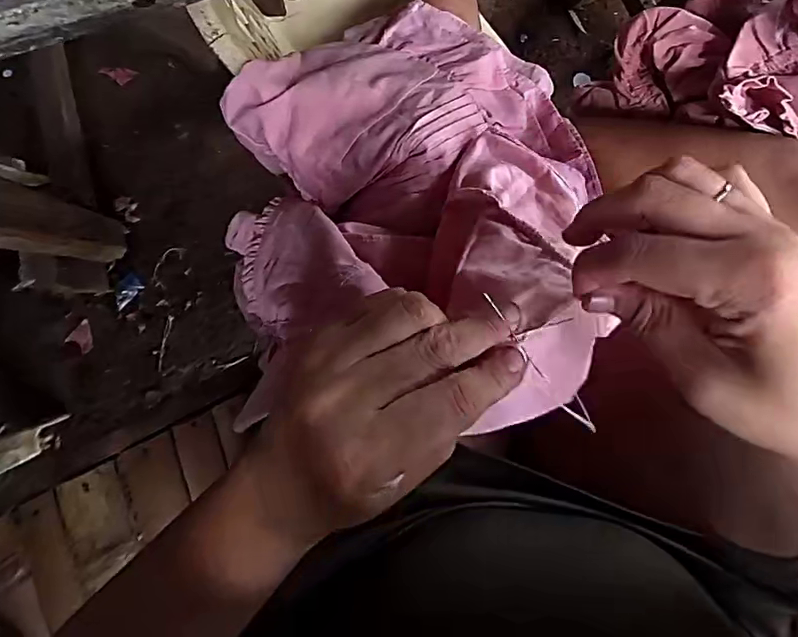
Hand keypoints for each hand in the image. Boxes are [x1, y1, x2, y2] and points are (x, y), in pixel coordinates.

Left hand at [234, 288, 526, 547]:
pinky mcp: (316, 336)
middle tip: (509, 320)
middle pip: (428, 350)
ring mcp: (325, 360)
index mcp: (368, 451)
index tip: (517, 358)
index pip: (446, 401)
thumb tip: (492, 371)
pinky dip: (407, 306)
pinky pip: (375, 304)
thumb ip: (446, 426)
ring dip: (442, 316)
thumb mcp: (406, 480)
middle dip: (477, 332)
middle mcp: (344, 398)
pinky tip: (422, 319)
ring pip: (403, 315)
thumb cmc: (349, 492)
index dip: (489, 377)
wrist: (280, 479)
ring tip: (459, 327)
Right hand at [565, 156, 797, 485]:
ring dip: (637, 195)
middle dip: (604, 214)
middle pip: (657, 194)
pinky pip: (718, 179)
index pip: (643, 250)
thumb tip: (593, 287)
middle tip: (576, 244)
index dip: (596, 265)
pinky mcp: (775, 223)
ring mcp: (772, 221)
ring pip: (683, 173)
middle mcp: (761, 233)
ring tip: (613, 228)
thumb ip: (646, 321)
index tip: (575, 289)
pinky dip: (679, 187)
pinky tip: (666, 218)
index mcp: (748, 276)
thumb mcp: (704, 383)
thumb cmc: (788, 413)